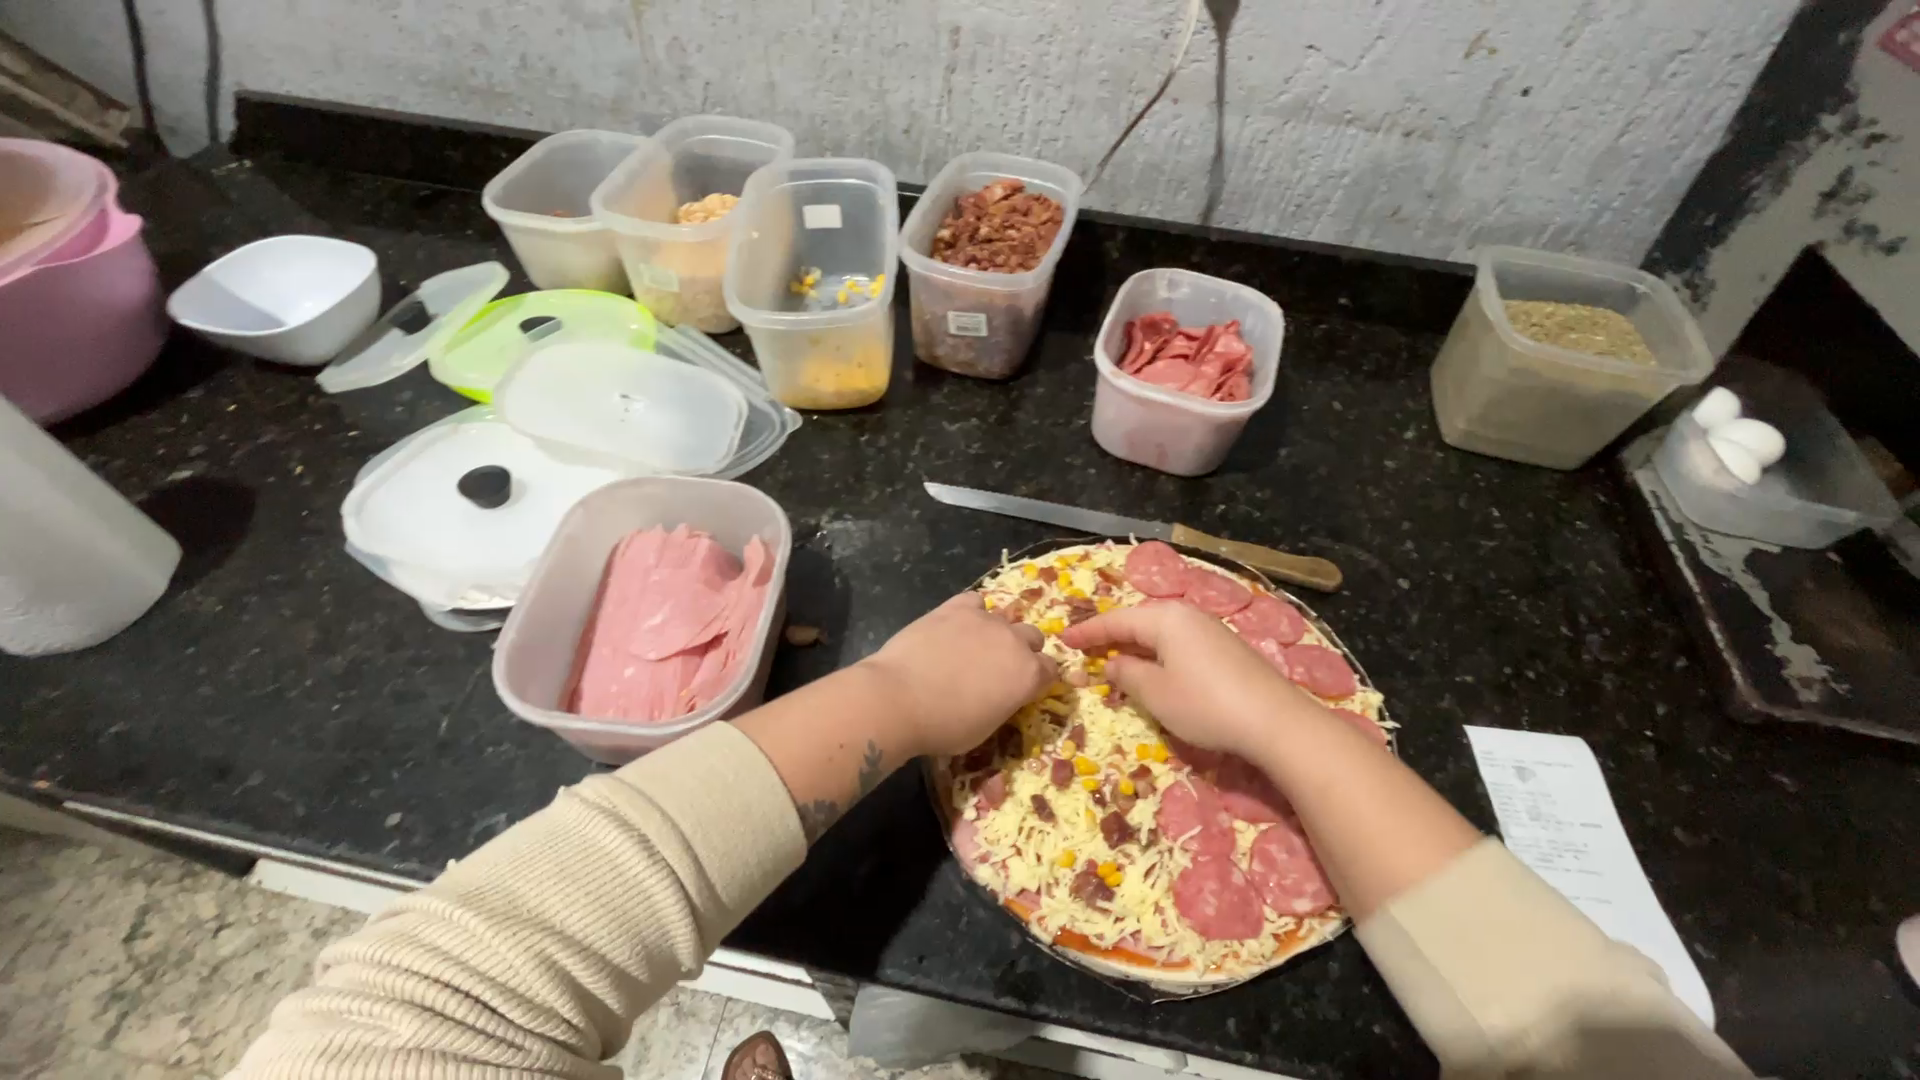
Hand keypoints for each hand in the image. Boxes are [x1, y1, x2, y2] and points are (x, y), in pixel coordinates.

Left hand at [859, 594, 1055, 757]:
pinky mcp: (956, 607)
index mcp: (1028, 676)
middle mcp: (1014, 642)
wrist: (899, 698)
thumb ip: (1004, 702)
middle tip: (998, 667)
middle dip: (1022, 650)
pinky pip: (975, 600)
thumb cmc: (944, 726)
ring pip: (1006, 617)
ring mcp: (985, 620)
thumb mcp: (986, 728)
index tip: (1023, 687)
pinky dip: (972, 610)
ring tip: (974, 645)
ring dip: (997, 631)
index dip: (1038, 678)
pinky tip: (957, 624)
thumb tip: (1001, 693)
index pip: (1050, 669)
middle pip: (1033, 637)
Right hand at [1058, 601, 1316, 759]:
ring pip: (1160, 633)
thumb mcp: (1156, 693)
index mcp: (1165, 618)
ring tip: (1113, 659)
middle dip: (1111, 635)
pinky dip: (1157, 654)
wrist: (1276, 721)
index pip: (1116, 620)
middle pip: (1139, 621)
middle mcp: (1187, 616)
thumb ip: (1127, 675)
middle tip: (1084, 649)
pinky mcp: (1225, 650)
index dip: (1087, 631)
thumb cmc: (1206, 704)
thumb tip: (1112, 663)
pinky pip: (1178, 643)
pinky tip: (1153, 671)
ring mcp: (1210, 631)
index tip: (1062, 640)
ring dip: (1135, 646)